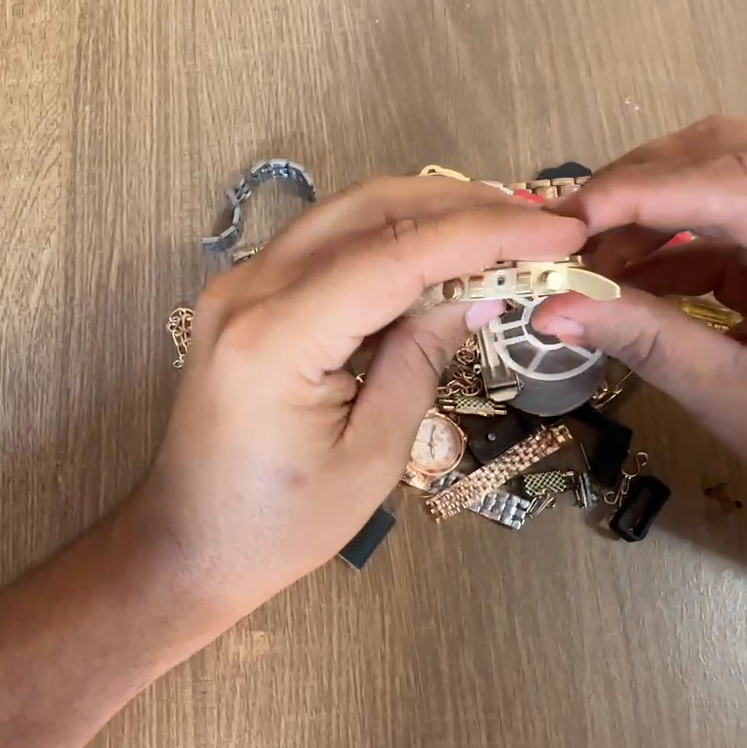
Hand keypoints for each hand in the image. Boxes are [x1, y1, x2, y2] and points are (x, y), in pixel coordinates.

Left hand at [130, 176, 587, 615]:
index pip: (396, 254)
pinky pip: (322, 246)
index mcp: (278, 337)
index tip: (557, 230)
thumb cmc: (281, 524)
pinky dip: (383, 239)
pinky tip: (432, 254)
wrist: (189, 543)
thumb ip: (420, 360)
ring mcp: (236, 287)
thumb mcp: (372, 455)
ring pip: (343, 216)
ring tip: (497, 227)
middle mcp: (247, 290)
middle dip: (457, 204)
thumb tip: (477, 296)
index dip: (483, 234)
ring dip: (422, 212)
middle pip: (366, 209)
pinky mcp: (241, 298)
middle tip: (532, 218)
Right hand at [531, 116, 746, 541]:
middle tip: (561, 238)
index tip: (558, 222)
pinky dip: (675, 224)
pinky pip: (739, 194)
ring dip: (649, 200)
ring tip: (587, 256)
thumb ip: (644, 339)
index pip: (744, 182)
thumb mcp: (735, 400)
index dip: (641, 193)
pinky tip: (627, 266)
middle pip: (735, 149)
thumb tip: (548, 309)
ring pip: (732, 158)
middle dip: (635, 188)